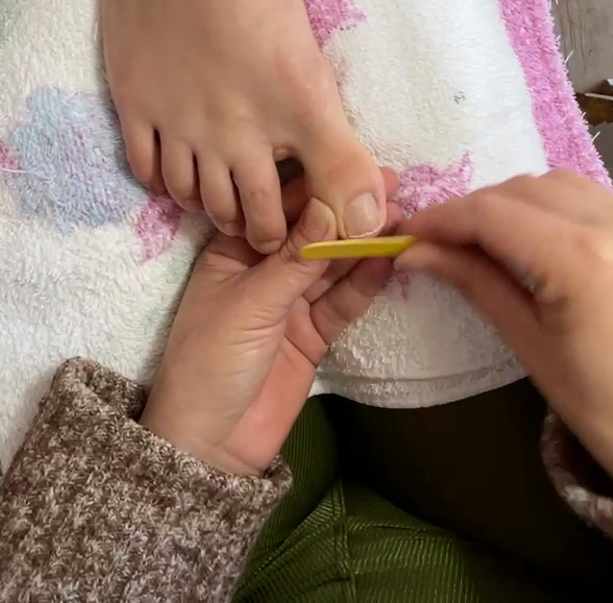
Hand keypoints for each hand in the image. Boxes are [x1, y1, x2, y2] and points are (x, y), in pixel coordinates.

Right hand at [105, 0, 384, 250]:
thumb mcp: (310, 45)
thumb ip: (331, 128)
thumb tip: (368, 198)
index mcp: (297, 111)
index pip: (323, 203)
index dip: (325, 228)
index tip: (321, 226)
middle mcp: (237, 130)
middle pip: (253, 213)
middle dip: (269, 230)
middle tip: (274, 226)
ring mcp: (180, 119)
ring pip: (199, 199)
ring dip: (217, 210)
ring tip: (230, 205)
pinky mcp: (135, 101)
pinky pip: (149, 171)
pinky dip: (167, 184)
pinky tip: (178, 174)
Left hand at [140, 177, 398, 474]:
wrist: (211, 445)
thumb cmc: (212, 361)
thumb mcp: (251, 302)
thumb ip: (295, 258)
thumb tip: (330, 205)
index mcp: (234, 250)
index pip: (280, 209)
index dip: (318, 188)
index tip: (355, 167)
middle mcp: (265, 268)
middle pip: (313, 233)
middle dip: (349, 212)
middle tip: (393, 187)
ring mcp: (292, 300)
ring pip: (333, 264)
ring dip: (365, 243)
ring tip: (401, 218)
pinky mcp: (313, 332)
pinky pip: (343, 300)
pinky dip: (365, 281)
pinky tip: (389, 259)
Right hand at [396, 171, 612, 497]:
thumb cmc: (607, 411)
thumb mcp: (530, 345)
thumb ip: (474, 282)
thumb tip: (415, 251)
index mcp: (583, 260)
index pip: (493, 213)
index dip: (443, 218)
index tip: (409, 233)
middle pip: (521, 189)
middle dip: (474, 209)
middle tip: (443, 243)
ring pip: (556, 183)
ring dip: (513, 201)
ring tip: (490, 240)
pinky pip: (592, 197)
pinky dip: (552, 206)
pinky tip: (539, 237)